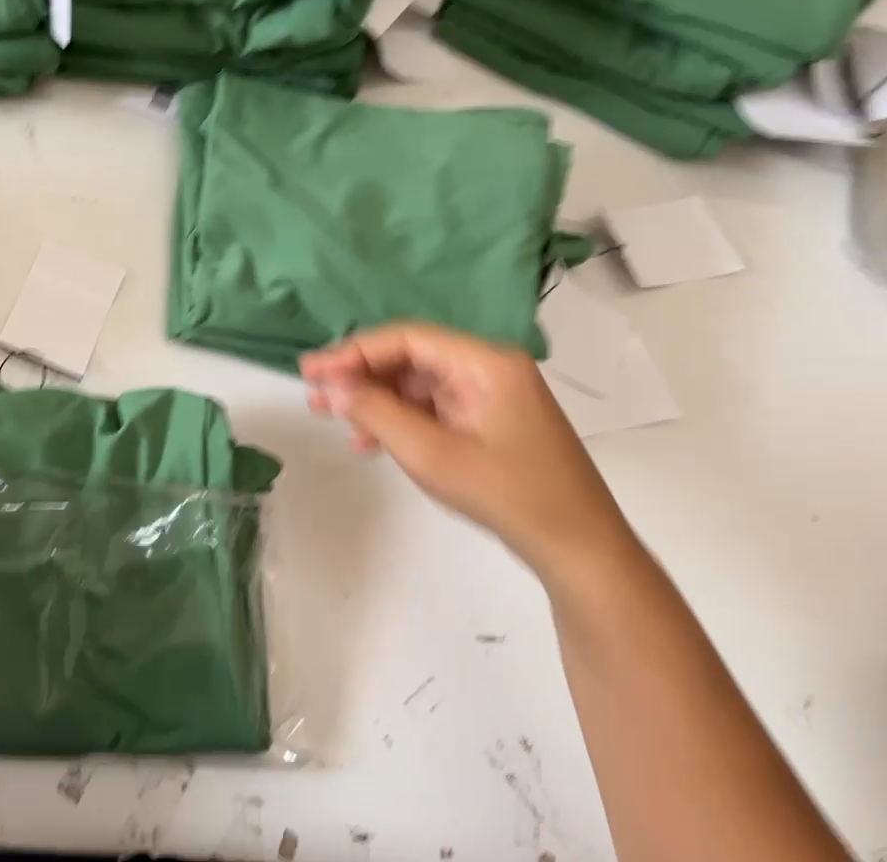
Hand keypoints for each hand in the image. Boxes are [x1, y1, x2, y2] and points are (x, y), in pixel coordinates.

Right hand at [300, 323, 631, 574]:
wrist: (577, 547)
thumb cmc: (506, 493)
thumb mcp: (429, 452)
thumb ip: (374, 411)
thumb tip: (330, 384)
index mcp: (484, 364)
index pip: (404, 339)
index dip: (351, 351)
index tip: (310, 371)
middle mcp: (488, 370)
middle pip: (408, 358)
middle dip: (357, 376)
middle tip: (312, 394)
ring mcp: (489, 397)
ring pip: (414, 384)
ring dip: (371, 400)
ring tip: (328, 417)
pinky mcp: (486, 423)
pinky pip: (429, 408)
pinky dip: (395, 420)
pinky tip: (368, 442)